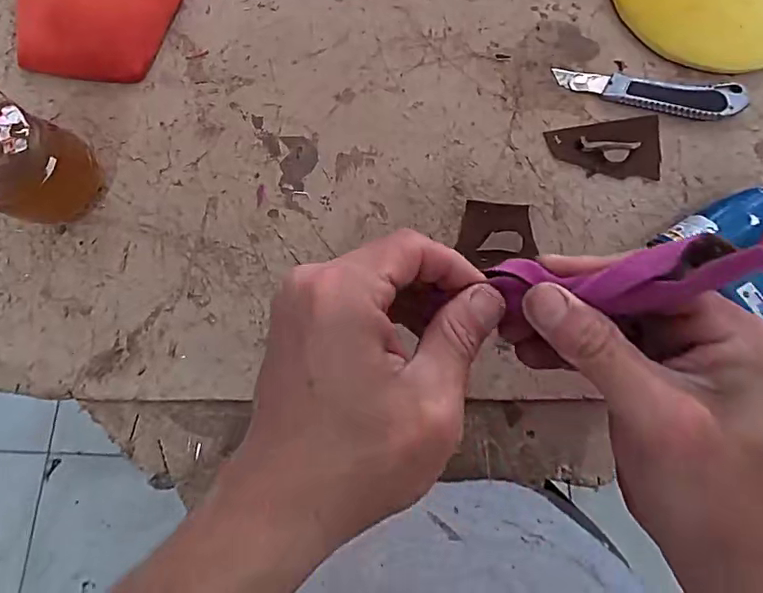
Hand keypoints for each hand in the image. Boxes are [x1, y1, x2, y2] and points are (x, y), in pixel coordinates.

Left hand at [118, 231, 505, 592]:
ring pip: (372, 279)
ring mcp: (296, 303)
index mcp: (340, 289)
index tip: (484, 301)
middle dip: (436, 287)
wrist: (276, 515)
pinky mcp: (293, 326)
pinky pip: (350, 298)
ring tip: (445, 341)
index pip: (412, 247)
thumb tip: (486, 296)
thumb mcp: (429, 398)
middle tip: (471, 325)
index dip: (455, 267)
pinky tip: (407, 351)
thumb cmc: (358, 460)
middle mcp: (311, 282)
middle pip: (390, 260)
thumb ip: (461, 334)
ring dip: (413, 301)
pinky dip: (385, 314)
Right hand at [515, 256, 762, 592]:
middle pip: (632, 300)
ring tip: (514, 329)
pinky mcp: (660, 384)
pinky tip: (537, 353)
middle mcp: (709, 334)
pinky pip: (614, 355)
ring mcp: (683, 360)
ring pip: (616, 326)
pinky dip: (575, 354)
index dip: (596, 272)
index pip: (656, 280)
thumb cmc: (710, 497)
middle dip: (573, 302)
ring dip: (566, 327)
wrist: (731, 578)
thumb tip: (541, 293)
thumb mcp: (652, 415)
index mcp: (728, 329)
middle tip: (517, 301)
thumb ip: (597, 349)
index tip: (541, 269)